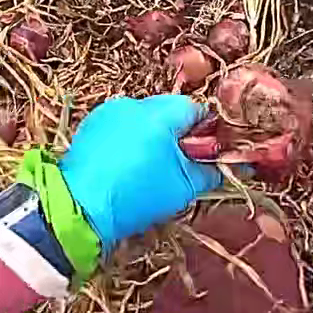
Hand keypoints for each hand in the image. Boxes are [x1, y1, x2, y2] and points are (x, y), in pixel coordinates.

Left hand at [61, 94, 219, 250]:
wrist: (78, 209)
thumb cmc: (136, 196)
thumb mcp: (182, 187)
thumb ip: (211, 171)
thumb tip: (234, 166)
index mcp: (160, 113)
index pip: (195, 109)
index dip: (204, 130)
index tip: (202, 153)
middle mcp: (134, 104)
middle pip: (169, 109)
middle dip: (177, 132)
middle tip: (178, 163)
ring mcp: (110, 111)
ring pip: (145, 116)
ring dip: (153, 133)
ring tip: (149, 165)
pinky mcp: (92, 123)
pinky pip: (122, 123)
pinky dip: (129, 137)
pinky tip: (126, 162)